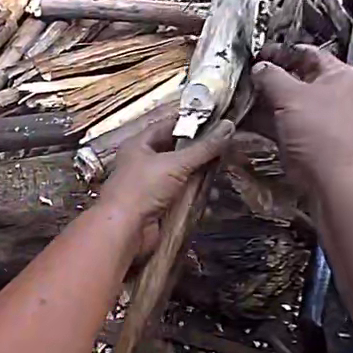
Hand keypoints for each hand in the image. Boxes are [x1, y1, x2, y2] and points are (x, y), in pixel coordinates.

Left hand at [96, 118, 234, 240]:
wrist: (125, 230)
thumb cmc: (141, 189)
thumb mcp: (174, 163)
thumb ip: (202, 148)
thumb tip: (227, 128)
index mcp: (139, 145)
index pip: (167, 126)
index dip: (189, 122)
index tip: (215, 122)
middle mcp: (143, 163)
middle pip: (176, 152)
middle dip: (200, 153)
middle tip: (224, 150)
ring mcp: (150, 186)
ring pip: (181, 176)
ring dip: (201, 177)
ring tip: (220, 176)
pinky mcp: (158, 206)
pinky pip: (181, 197)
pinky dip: (196, 197)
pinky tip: (211, 198)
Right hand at [250, 44, 352, 189]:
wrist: (331, 178)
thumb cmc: (318, 130)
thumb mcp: (292, 96)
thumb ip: (271, 76)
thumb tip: (258, 67)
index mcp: (337, 75)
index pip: (307, 53)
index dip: (281, 51)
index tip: (253, 52)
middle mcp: (328, 92)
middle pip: (292, 76)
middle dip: (265, 75)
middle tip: (238, 72)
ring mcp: (312, 115)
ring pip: (281, 99)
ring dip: (259, 97)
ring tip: (232, 91)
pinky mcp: (299, 135)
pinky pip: (276, 119)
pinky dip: (259, 117)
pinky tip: (237, 113)